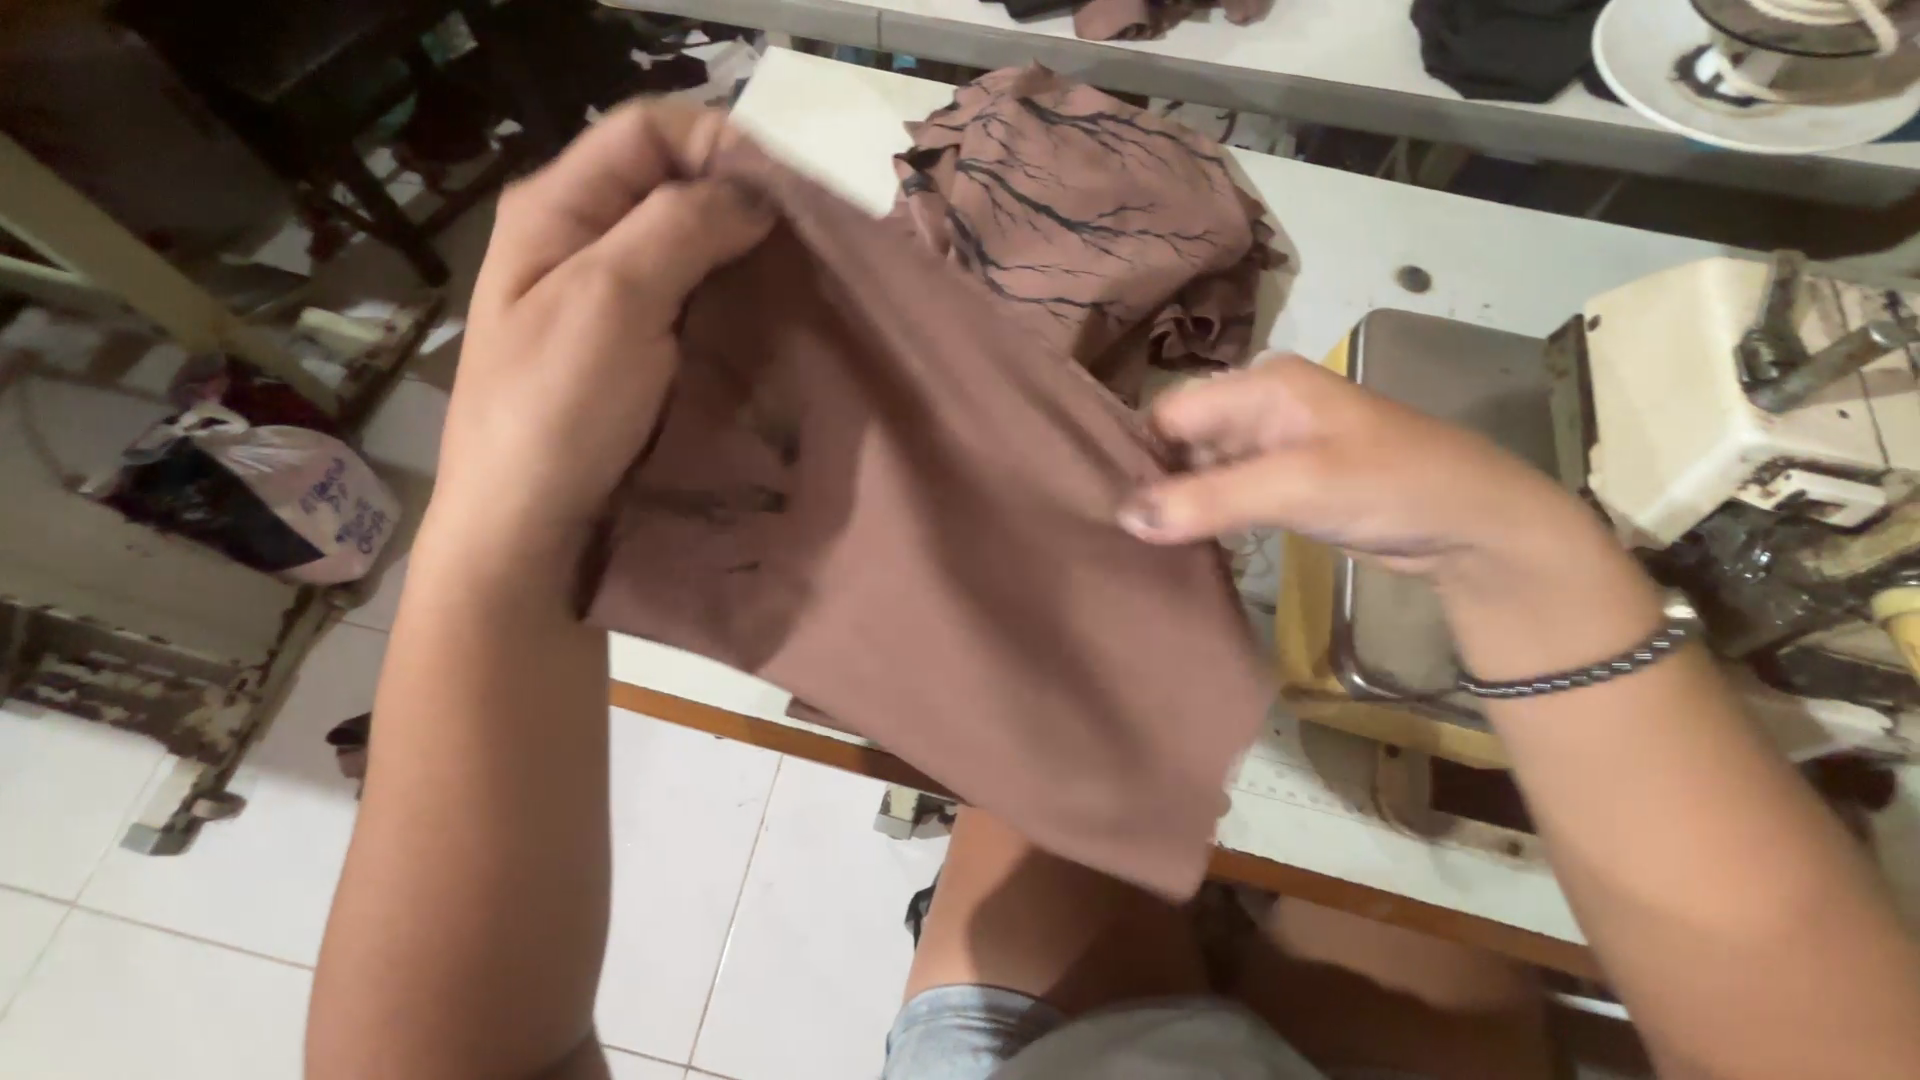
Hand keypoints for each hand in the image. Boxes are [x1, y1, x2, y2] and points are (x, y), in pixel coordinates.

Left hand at [429, 103, 775, 558]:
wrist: (527, 525)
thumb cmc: (556, 409)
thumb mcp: (611, 300)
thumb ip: (679, 227)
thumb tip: (756, 192)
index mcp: (556, 207)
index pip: (648, 131)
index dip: (719, 145)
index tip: (785, 198)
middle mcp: (580, 238)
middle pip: (670, 184)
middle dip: (739, 200)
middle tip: (803, 242)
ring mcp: (606, 295)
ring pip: (686, 242)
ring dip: (740, 251)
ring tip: (793, 278)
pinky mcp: (633, 345)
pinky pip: (690, 297)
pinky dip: (731, 295)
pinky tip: (763, 315)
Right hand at [1116, 353, 1612, 600]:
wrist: (1475, 526)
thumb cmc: (1391, 485)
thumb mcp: (1295, 487)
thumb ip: (1208, 499)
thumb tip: (1123, 517)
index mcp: (1260, 384)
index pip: (1170, 412)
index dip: (1139, 455)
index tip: (1108, 505)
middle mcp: (1258, 407)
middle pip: (1180, 440)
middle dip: (1154, 482)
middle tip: (1117, 531)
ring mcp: (1271, 446)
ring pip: (1199, 470)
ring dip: (1177, 504)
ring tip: (1139, 544)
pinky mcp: (1281, 483)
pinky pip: (1223, 493)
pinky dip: (1204, 516)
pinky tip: (1182, 544)